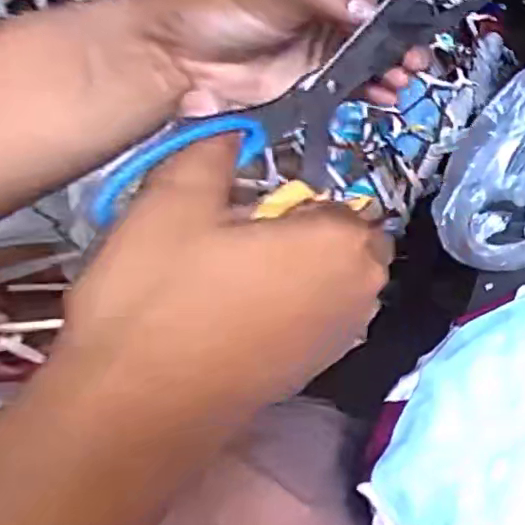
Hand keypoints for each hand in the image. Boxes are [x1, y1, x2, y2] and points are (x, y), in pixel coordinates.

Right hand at [53, 134, 389, 423]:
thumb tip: (230, 131)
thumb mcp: (169, 213)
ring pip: (348, 275)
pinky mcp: (344, 348)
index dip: (293, 208)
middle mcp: (371, 276)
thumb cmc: (162, 298)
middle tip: (248, 250)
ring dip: (313, 270)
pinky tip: (257, 315)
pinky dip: (311, 303)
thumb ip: (208, 163)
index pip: (338, 203)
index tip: (250, 220)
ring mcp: (362, 316)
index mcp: (344, 238)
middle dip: (315, 236)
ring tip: (246, 283)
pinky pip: (336, 308)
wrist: (153, 393)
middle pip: (353, 239)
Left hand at [123, 0, 431, 116]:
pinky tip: (383, 97)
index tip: (411, 39)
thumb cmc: (209, 15)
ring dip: (394, 75)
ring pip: (378, 66)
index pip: (376, 7)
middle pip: (385, 40)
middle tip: (411, 65)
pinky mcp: (321, 85)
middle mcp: (332, 25)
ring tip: (396, 82)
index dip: (399, 23)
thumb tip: (370, 8)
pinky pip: (361, 90)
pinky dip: (377, 95)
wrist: (167, 59)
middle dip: (404, 54)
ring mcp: (328, 57)